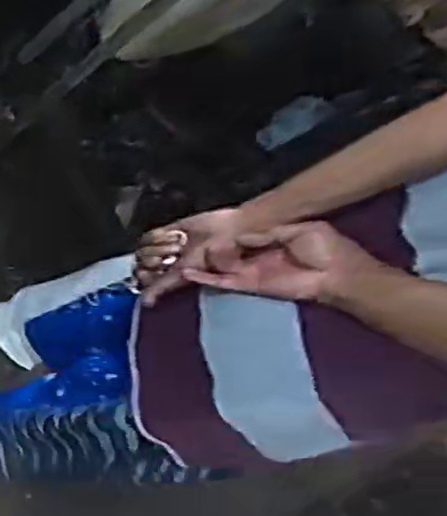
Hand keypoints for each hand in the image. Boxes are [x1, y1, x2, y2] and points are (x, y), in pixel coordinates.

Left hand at [135, 206, 248, 305]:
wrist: (222, 232)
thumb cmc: (207, 256)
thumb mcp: (181, 275)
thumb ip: (160, 287)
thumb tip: (145, 303)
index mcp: (162, 275)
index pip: (139, 277)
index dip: (144, 274)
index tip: (154, 270)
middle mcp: (158, 263)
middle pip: (138, 263)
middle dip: (157, 257)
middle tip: (177, 253)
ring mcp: (157, 248)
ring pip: (141, 250)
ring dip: (162, 246)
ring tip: (181, 244)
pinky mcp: (161, 234)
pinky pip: (145, 238)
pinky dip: (160, 237)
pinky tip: (177, 235)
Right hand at [180, 221, 394, 303]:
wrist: (340, 276)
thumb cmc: (329, 250)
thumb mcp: (304, 231)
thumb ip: (269, 233)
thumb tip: (238, 237)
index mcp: (267, 242)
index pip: (237, 237)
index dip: (221, 235)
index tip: (203, 231)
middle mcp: (252, 257)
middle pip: (221, 252)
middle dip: (204, 249)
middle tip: (180, 246)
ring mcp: (246, 271)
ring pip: (215, 266)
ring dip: (198, 262)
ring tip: (175, 259)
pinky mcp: (243, 284)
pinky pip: (217, 281)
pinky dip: (201, 278)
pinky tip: (186, 274)